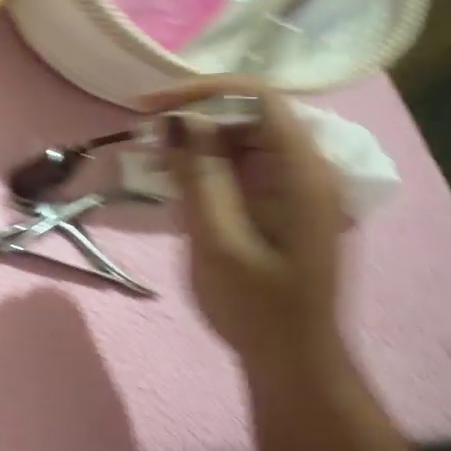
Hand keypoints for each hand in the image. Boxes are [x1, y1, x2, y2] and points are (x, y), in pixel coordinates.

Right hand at [140, 78, 345, 362]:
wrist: (292, 358)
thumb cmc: (256, 305)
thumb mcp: (218, 241)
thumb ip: (200, 176)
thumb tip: (178, 119)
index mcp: (303, 172)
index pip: (258, 99)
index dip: (202, 92)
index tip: (148, 108)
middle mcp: (308, 169)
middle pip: (250, 114)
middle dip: (194, 116)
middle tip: (142, 136)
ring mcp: (296, 186)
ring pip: (243, 138)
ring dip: (196, 140)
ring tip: (149, 157)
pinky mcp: (281, 203)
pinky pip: (243, 164)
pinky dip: (206, 163)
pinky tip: (173, 179)